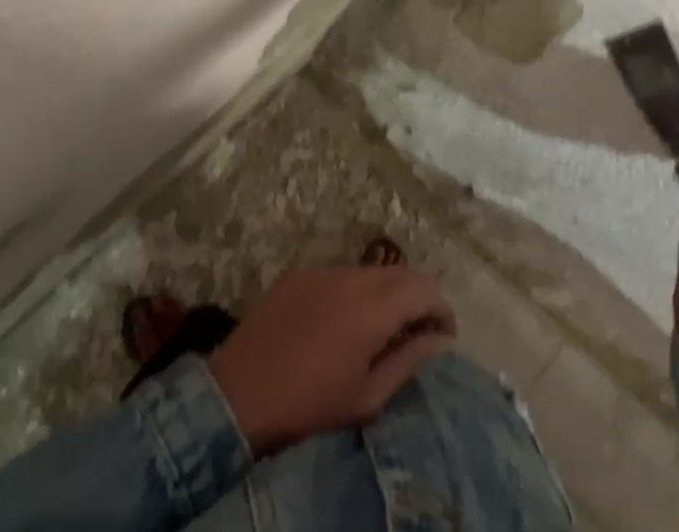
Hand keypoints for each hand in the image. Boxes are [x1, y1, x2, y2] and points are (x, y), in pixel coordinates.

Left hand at [207, 267, 455, 457]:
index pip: (427, 289)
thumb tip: (440, 339)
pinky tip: (342, 322)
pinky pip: (340, 275)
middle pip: (403, 273)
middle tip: (417, 332)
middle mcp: (350, 279)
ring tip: (380, 328)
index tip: (443, 337)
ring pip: (371, 271)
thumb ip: (410, 361)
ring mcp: (321, 272)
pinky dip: (355, 291)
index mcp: (373, 309)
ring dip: (387, 293)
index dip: (442, 310)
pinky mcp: (298, 275)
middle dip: (419, 298)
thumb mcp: (367, 397)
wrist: (235, 396)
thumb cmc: (307, 406)